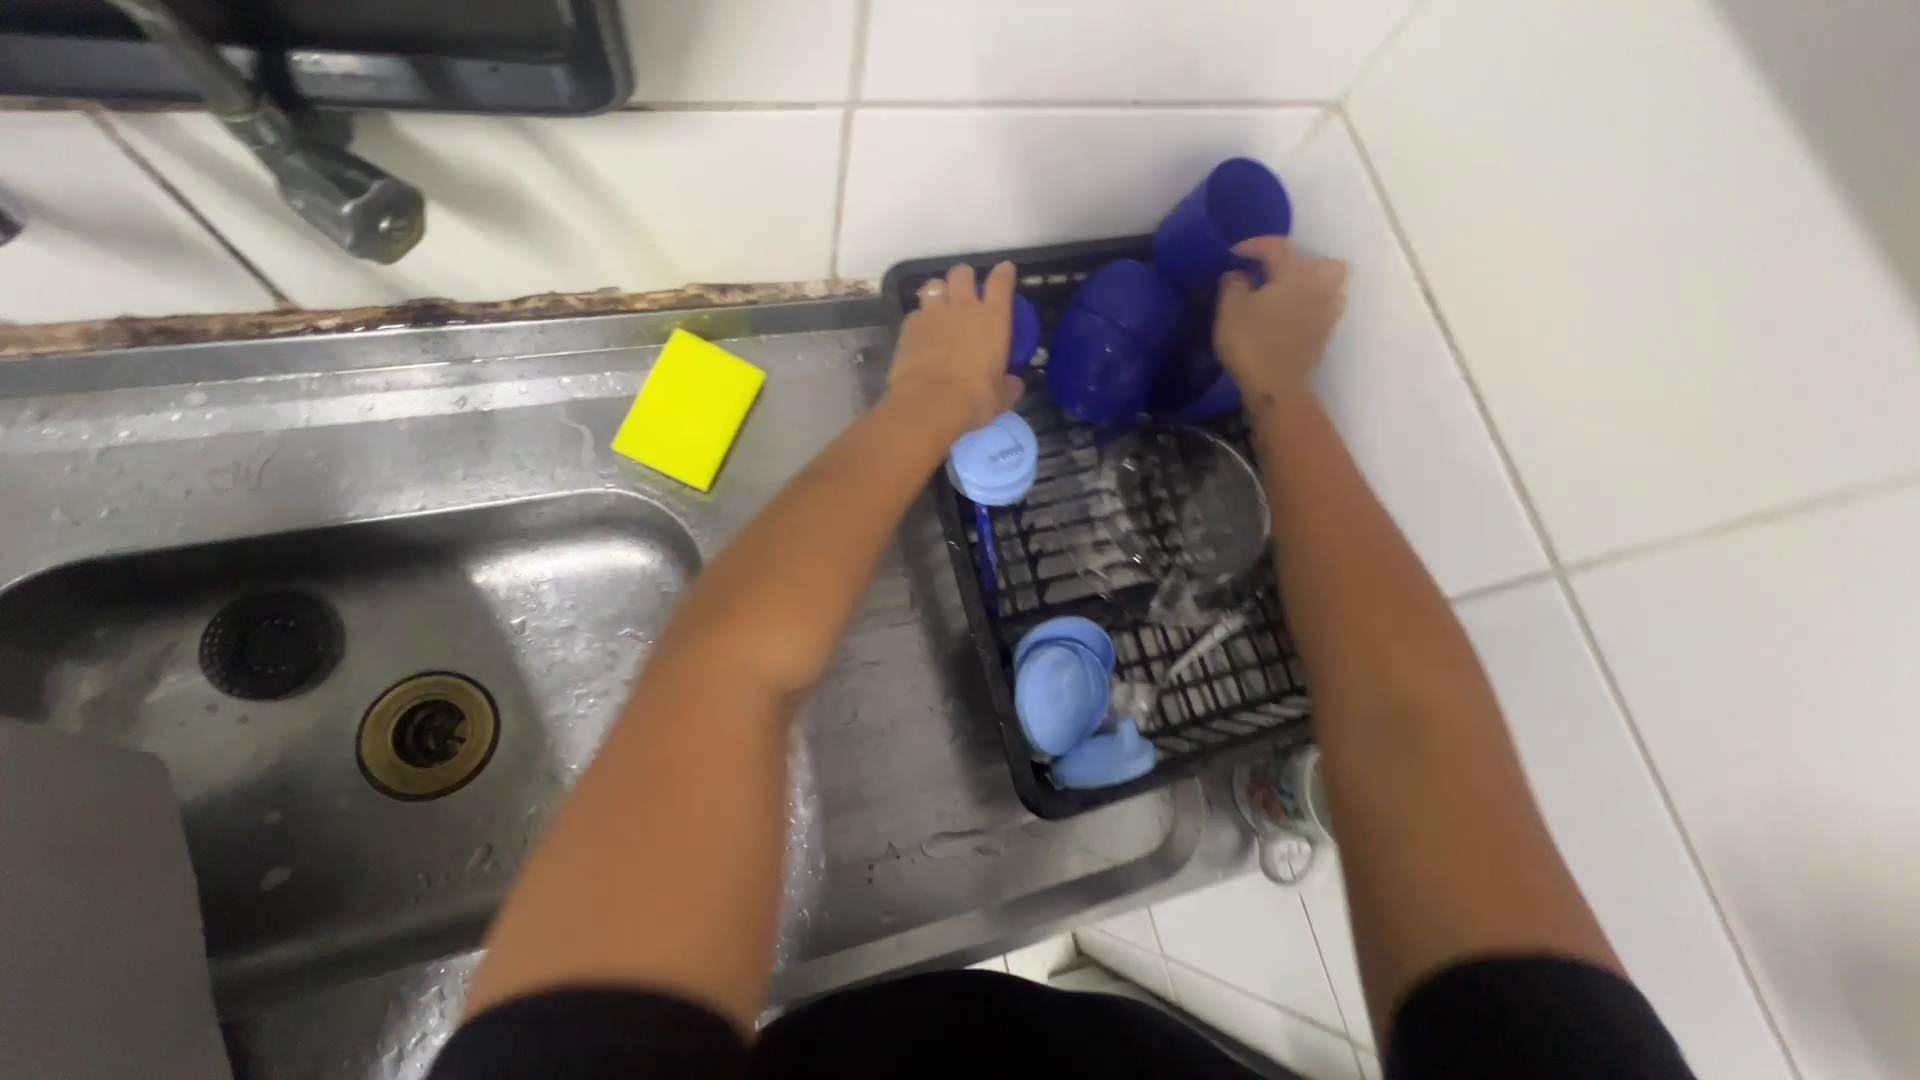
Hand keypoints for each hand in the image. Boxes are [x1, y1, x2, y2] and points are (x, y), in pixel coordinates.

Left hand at [887, 261, 1024, 432]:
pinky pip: (916, 313)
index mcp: (993, 318)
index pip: (1001, 282)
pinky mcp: (909, 326)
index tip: (1005, 270)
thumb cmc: (974, 398)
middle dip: (965, 276)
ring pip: (934, 285)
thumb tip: (1014, 382)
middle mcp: (963, 307)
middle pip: (962, 273)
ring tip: (939, 305)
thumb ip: (1009, 384)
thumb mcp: (1001, 396)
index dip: (1004, 273)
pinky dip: (920, 319)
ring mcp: (933, 313)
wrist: (930, 403)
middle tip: (965, 289)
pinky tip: (921, 333)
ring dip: (938, 291)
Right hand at [1213, 237, 1348, 409]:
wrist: (1276, 385)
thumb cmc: (1251, 342)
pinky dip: (1313, 304)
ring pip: (1330, 282)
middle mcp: (1317, 285)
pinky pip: (1326, 307)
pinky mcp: (1326, 333)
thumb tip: (1238, 273)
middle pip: (1317, 260)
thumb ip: (1233, 284)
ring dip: (1311, 281)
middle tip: (1268, 273)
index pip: (1276, 247)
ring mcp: (1326, 310)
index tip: (1233, 255)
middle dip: (1292, 261)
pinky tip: (1295, 314)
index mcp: (1293, 273)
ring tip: (1286, 292)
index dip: (1254, 246)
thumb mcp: (1230, 309)